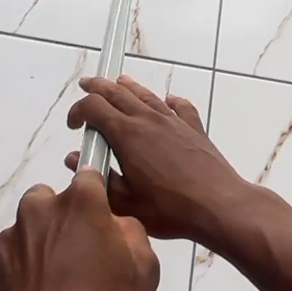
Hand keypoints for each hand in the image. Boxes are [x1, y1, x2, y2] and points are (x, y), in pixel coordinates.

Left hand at [0, 170, 159, 290]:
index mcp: (78, 204)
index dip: (98, 195)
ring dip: (43, 247)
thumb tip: (114, 224)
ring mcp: (9, 242)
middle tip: (83, 258)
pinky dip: (25, 274)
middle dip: (66, 220)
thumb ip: (131, 232)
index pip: (90, 175)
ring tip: (60, 289)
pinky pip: (14, 262)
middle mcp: (38, 211)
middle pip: (53, 201)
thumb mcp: (144, 271)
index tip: (103, 218)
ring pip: (30, 231)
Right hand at [64, 75, 255, 246]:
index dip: (78, 110)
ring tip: (119, 82)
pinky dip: (170, 101)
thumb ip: (99, 178)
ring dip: (129, 87)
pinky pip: (180, 107)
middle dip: (98, 87)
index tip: (74, 125)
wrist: (218, 205)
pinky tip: (169, 101)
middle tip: (86, 85)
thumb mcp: (125, 202)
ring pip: (146, 95)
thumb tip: (74, 159)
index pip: (94, 107)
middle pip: (117, 92)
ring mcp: (173, 121)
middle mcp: (148, 120)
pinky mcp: (194, 129)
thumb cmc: (169, 209)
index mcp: (127, 135)